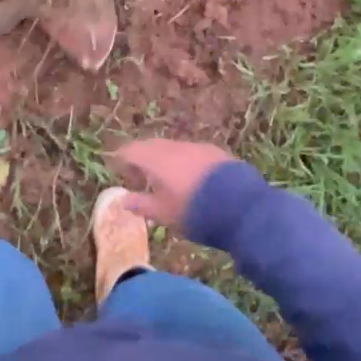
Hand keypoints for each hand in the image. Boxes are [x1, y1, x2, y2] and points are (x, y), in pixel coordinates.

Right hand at [109, 139, 238, 230]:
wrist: (242, 207)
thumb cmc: (195, 212)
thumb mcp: (164, 214)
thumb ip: (142, 205)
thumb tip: (124, 200)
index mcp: (156, 159)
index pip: (131, 151)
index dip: (121, 159)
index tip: (117, 169)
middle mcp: (174, 147)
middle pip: (151, 146)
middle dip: (142, 157)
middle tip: (139, 174)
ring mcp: (197, 147)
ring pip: (173, 148)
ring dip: (164, 159)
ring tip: (165, 178)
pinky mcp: (216, 153)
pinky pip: (192, 153)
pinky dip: (184, 162)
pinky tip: (190, 177)